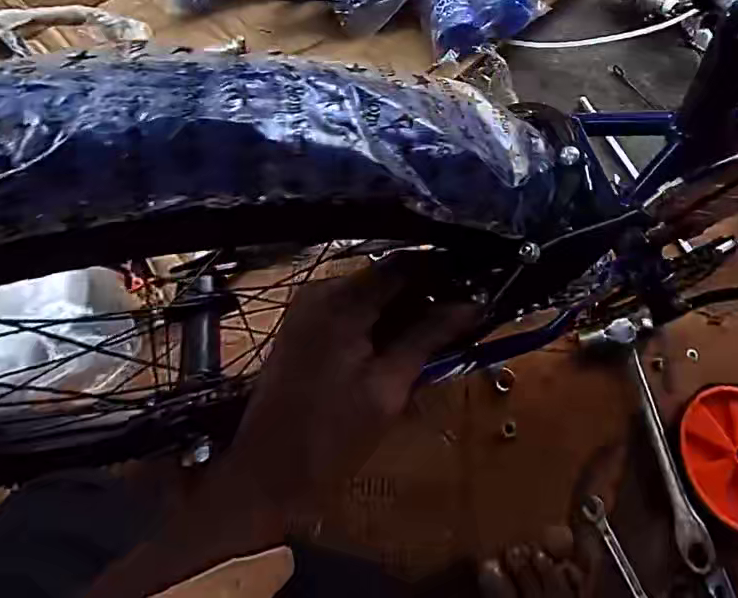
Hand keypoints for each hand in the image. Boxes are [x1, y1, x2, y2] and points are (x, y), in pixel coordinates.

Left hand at [84, 254, 477, 596]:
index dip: (441, 270)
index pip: (402, 264)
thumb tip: (471, 306)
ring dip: (402, 309)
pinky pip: (352, 308)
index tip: (473, 283)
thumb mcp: (387, 388)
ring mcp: (309, 305)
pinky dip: (379, 320)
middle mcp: (322, 289)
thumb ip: (427, 338)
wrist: (264, 472)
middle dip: (424, 293)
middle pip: (385, 276)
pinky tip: (401, 344)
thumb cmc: (329, 436)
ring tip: (437, 333)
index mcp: (341, 299)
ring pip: (370, 292)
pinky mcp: (304, 323)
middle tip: (460, 315)